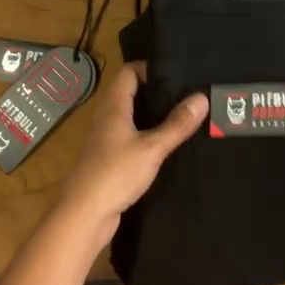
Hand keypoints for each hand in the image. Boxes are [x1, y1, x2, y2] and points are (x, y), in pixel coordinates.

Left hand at [53, 63, 206, 238]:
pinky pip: (130, 137)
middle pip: (131, 93)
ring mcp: (105, 140)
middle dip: (157, 91)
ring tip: (183, 116)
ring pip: (131, 116)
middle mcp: (106, 118)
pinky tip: (166, 145)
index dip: (150, 68)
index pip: (129, 72)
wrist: (82, 217)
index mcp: (113, 107)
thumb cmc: (114, 174)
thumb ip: (177, 124)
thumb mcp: (152, 148)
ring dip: (153, 115)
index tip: (177, 73)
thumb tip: (202, 97)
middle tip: (187, 93)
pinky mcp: (108, 160)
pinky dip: (147, 135)